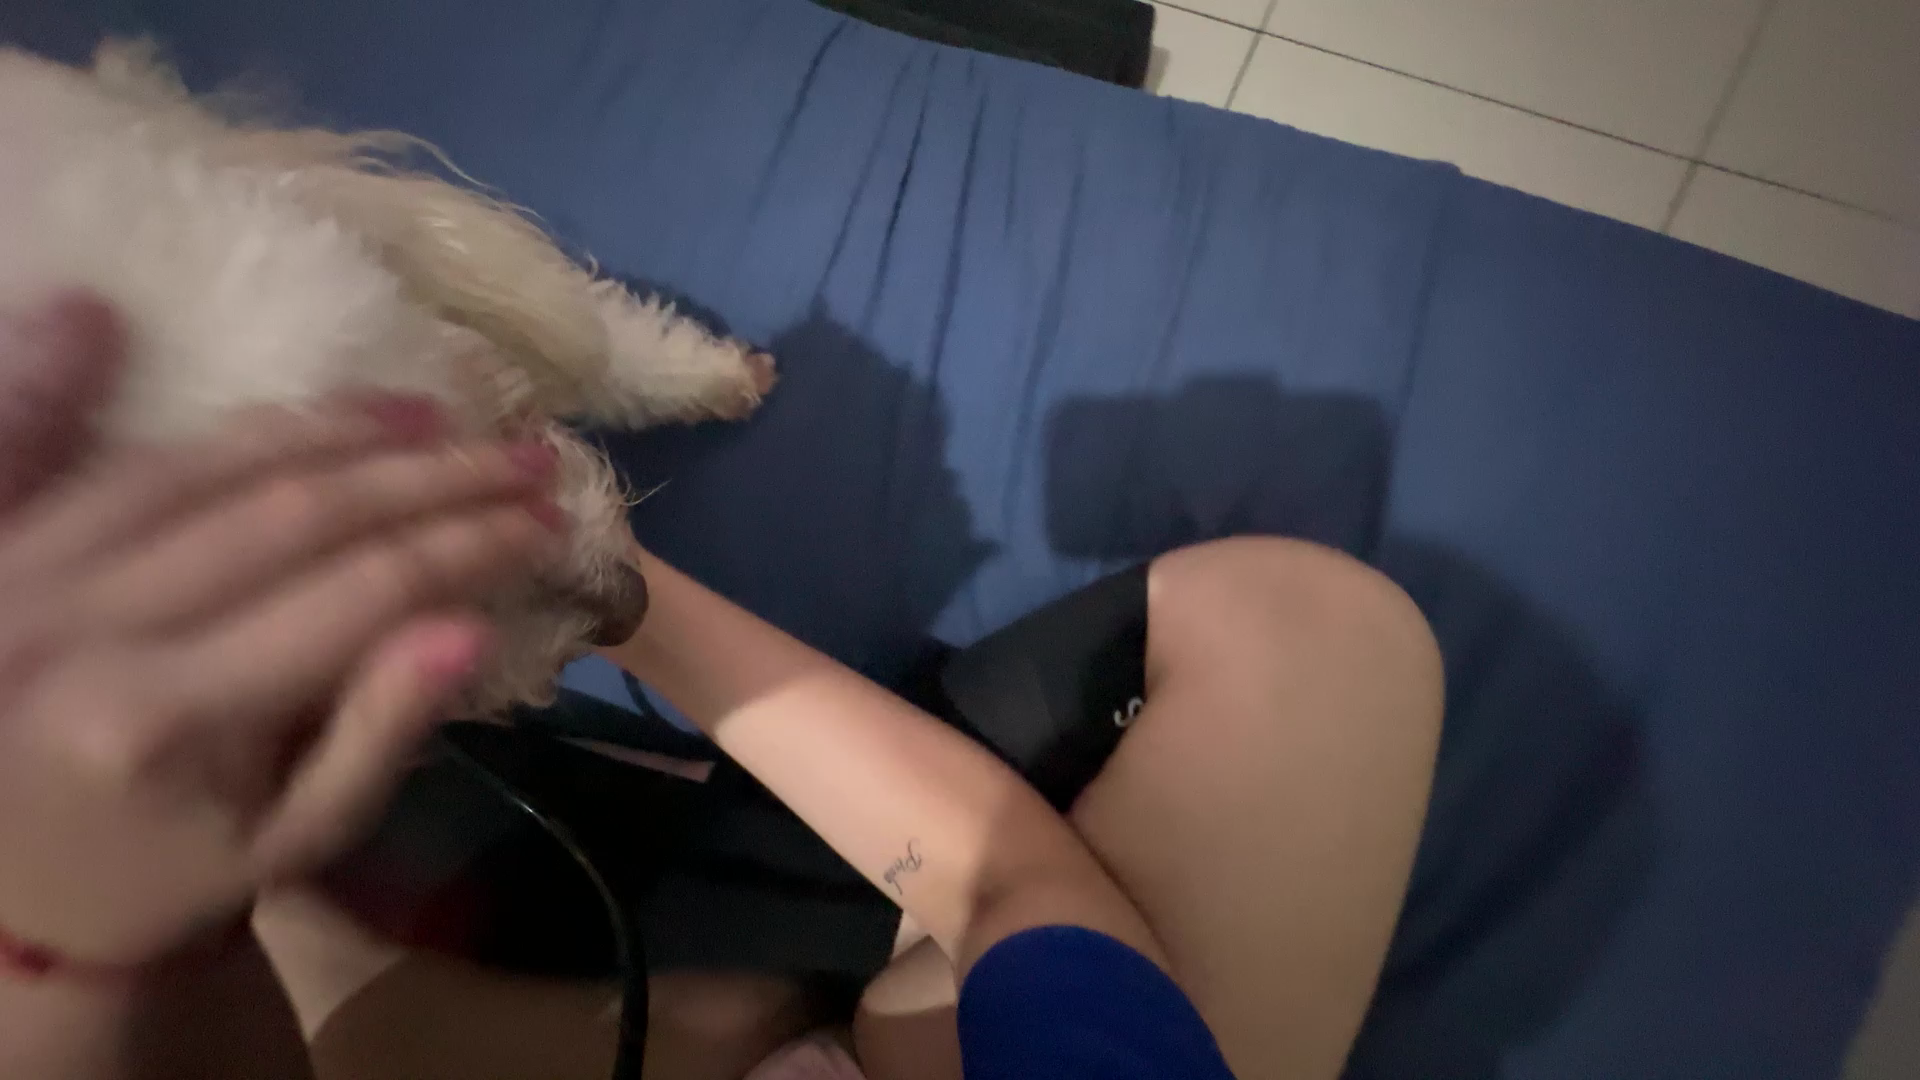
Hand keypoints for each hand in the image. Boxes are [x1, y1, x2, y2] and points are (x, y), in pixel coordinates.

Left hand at [0, 295, 562, 967]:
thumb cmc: (172, 876)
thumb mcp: (304, 836)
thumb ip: (383, 733)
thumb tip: (472, 629)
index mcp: (171, 716)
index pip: (370, 588)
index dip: (478, 543)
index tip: (551, 521)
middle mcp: (80, 628)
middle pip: (302, 512)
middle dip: (440, 474)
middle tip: (528, 453)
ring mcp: (5, 579)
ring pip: (196, 467)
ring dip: (329, 425)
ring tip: (431, 409)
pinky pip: (1, 449)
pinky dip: (42, 375)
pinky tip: (92, 309)